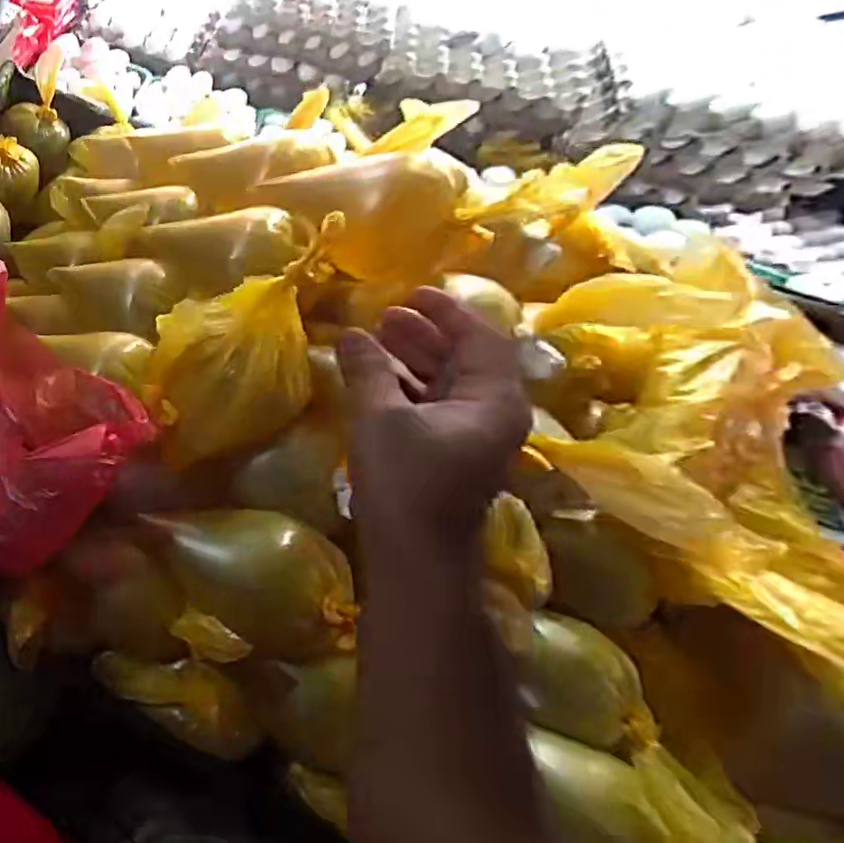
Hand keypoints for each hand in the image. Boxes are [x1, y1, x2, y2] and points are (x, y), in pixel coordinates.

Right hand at [337, 287, 529, 548]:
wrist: (415, 550)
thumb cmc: (405, 479)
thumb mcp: (379, 417)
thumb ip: (367, 369)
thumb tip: (350, 332)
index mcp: (492, 401)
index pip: (482, 339)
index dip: (448, 311)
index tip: (413, 292)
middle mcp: (492, 414)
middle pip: (466, 358)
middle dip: (426, 332)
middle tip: (385, 313)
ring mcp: (472, 435)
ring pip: (447, 381)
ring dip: (414, 356)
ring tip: (376, 337)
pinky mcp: (449, 451)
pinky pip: (433, 403)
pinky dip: (407, 383)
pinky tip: (375, 376)